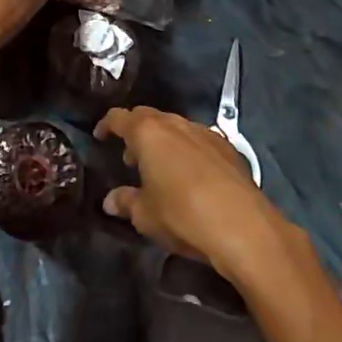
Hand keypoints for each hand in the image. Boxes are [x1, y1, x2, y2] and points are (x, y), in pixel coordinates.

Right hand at [95, 107, 292, 280]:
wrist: (241, 224)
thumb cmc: (182, 215)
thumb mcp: (145, 215)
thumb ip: (125, 202)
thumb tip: (111, 200)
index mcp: (149, 133)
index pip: (120, 117)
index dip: (107, 125)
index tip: (100, 136)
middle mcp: (175, 123)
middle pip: (149, 117)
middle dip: (136, 131)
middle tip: (129, 156)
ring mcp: (204, 131)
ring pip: (175, 127)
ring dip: (163, 141)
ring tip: (159, 168)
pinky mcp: (227, 146)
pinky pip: (198, 140)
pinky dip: (187, 150)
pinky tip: (190, 175)